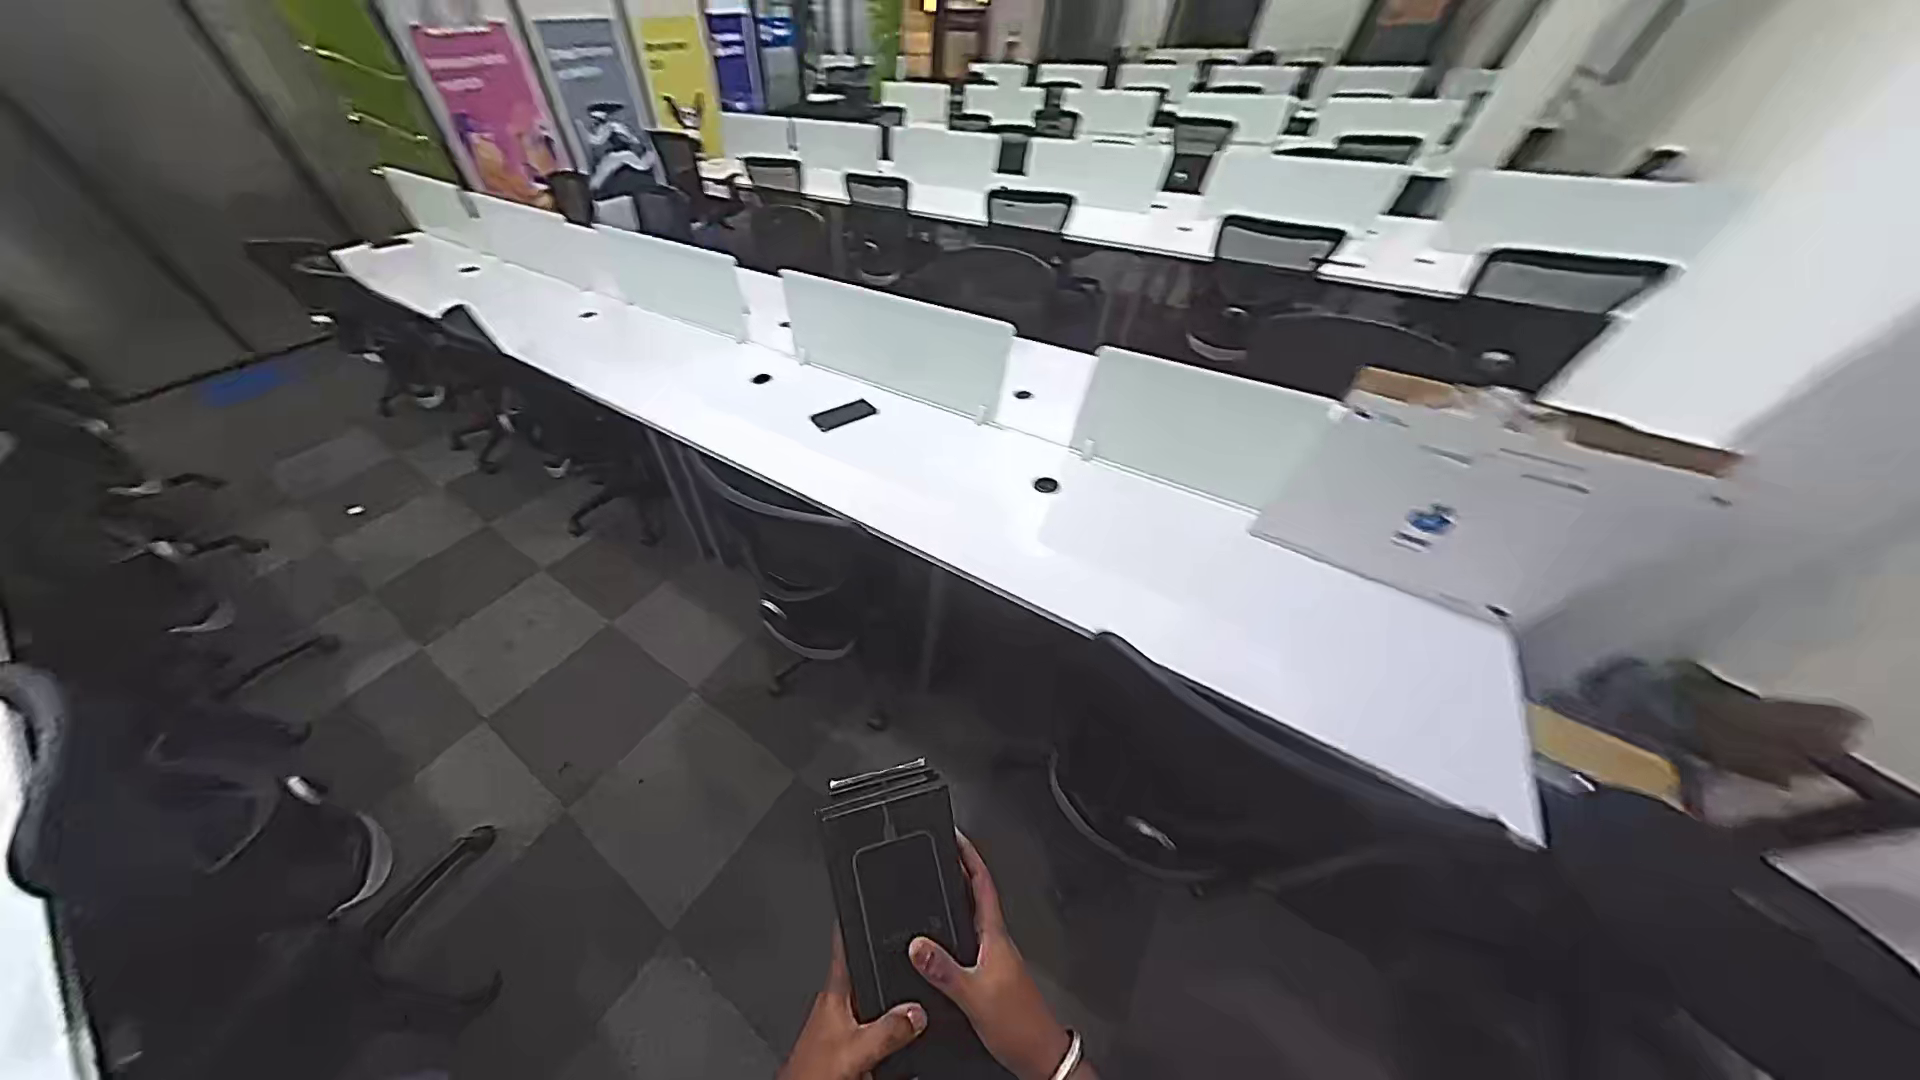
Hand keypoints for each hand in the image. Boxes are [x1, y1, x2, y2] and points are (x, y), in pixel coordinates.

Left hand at [780, 926, 926, 1079]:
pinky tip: (899, 1030)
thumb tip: (916, 1011)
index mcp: (834, 992)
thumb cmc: (809, 1076)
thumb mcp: (854, 1050)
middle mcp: (837, 1004)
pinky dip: (886, 1022)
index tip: (865, 896)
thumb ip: (886, 1030)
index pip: (844, 942)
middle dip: (884, 959)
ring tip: (909, 986)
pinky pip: (873, 1024)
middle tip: (905, 944)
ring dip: (887, 995)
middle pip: (864, 969)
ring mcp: (841, 1025)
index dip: (854, 918)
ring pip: (870, 998)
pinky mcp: (846, 1045)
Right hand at [910, 833, 1090, 1079]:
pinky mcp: (992, 972)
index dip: (969, 855)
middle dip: (962, 867)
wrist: (1039, 1055)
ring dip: (961, 894)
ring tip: (942, 880)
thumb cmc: (1019, 1024)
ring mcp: (996, 955)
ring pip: (976, 913)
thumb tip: (917, 944)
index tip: (957, 836)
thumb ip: (943, 969)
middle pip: (978, 892)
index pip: (982, 882)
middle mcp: (997, 940)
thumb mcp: (974, 995)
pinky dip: (958, 924)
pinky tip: (946, 935)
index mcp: (996, 935)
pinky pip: (972, 935)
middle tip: (945, 850)